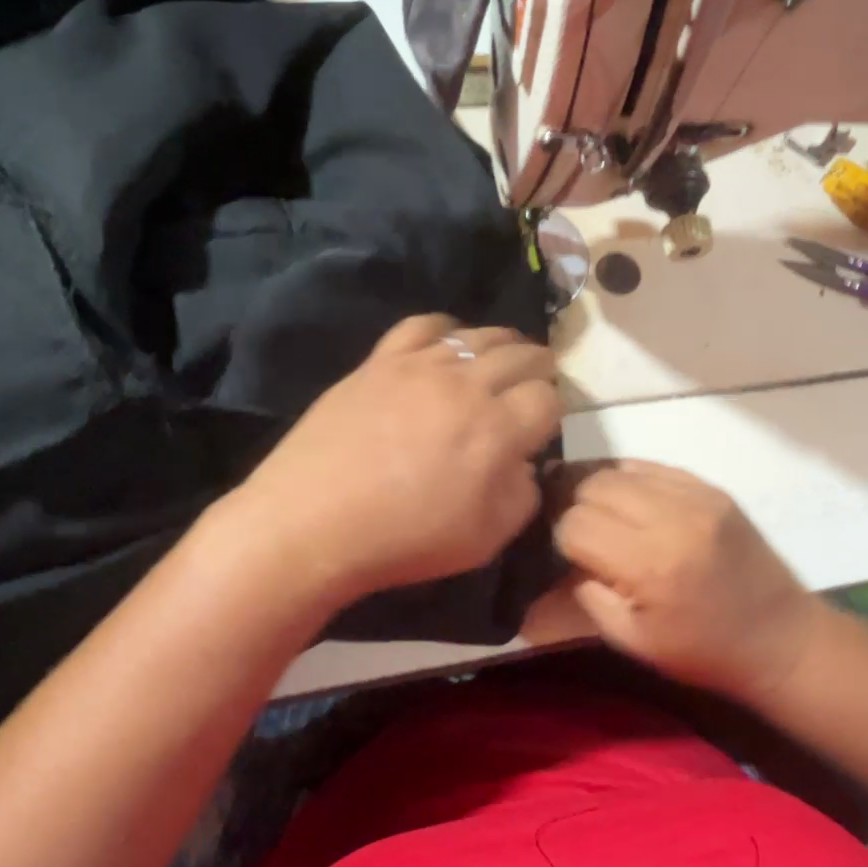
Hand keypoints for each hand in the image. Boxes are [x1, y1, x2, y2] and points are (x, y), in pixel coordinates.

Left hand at [221, 314, 561, 600]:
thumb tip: (526, 464)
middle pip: (522, 356)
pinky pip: (423, 326)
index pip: (548, 399)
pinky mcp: (380, 361)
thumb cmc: (406, 540)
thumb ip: (522, 496)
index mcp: (498, 429)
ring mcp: (420, 366)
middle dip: (540, 368)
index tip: (545, 426)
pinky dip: (447, 330)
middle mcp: (467, 385)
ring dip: (504, 345)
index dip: (555, 411)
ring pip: (479, 336)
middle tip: (538, 385)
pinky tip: (448, 344)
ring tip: (506, 358)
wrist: (312, 523)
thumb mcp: (487, 538)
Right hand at [551, 461, 826, 703]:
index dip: (563, 541)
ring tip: (603, 519)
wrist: (779, 637)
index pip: (575, 523)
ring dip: (600, 491)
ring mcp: (696, 495)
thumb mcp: (631, 640)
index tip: (569, 560)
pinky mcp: (711, 487)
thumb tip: (552, 558)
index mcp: (651, 563)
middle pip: (591, 485)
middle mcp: (673, 516)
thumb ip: (584, 593)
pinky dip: (631, 482)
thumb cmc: (702, 651)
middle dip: (575, 509)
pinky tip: (632, 507)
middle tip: (582, 538)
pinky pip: (651, 467)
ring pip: (619, 469)